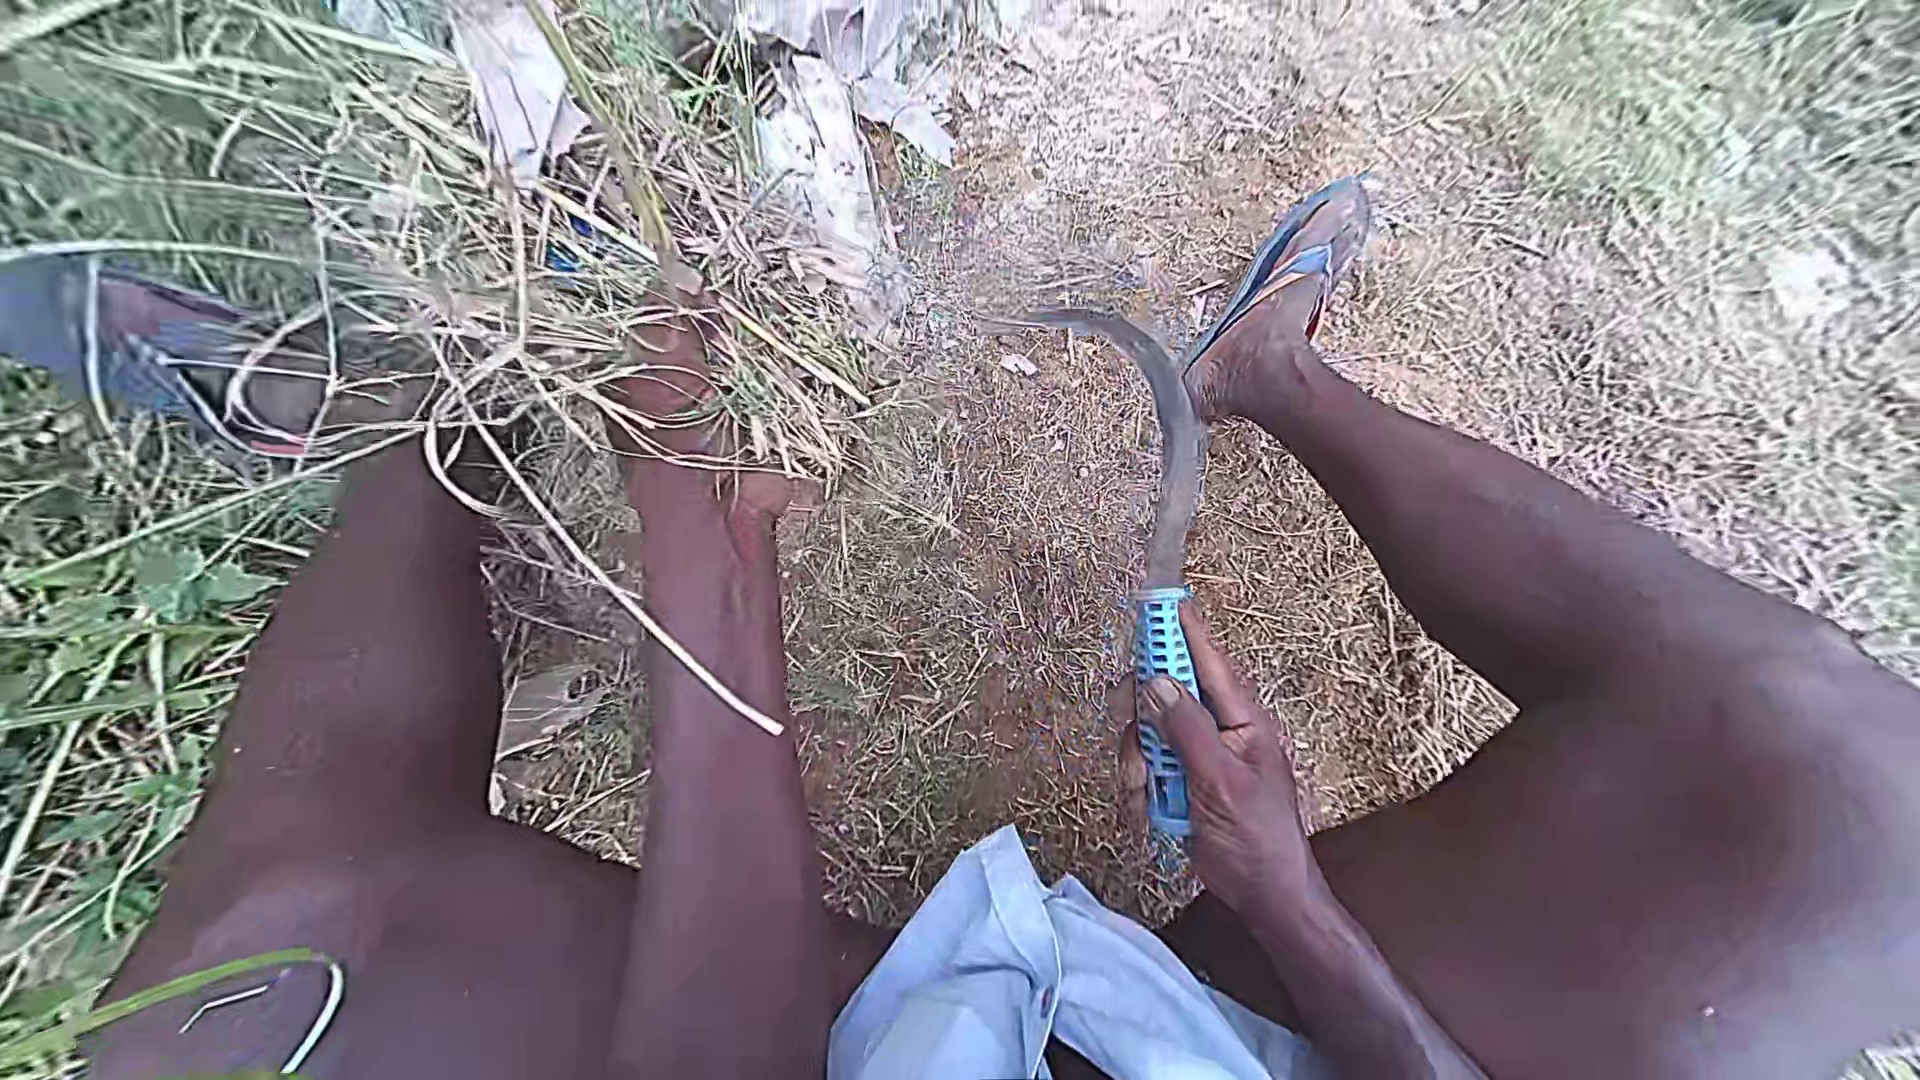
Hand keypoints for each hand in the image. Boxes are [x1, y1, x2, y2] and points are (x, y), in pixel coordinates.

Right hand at [1120, 603, 1316, 913]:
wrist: (1260, 892)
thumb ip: (1187, 726)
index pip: (1208, 658)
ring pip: (1144, 726)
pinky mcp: (1174, 771)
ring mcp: (1191, 748)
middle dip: (1141, 713)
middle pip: (1162, 688)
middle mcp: (1214, 723)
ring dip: (1137, 759)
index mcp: (1241, 716)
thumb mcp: (1220, 779)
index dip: (1182, 627)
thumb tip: (1155, 678)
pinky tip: (1146, 807)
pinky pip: (1140, 758)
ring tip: (1146, 789)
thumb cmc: (1257, 835)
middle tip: (1133, 731)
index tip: (1155, 601)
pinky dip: (1136, 782)